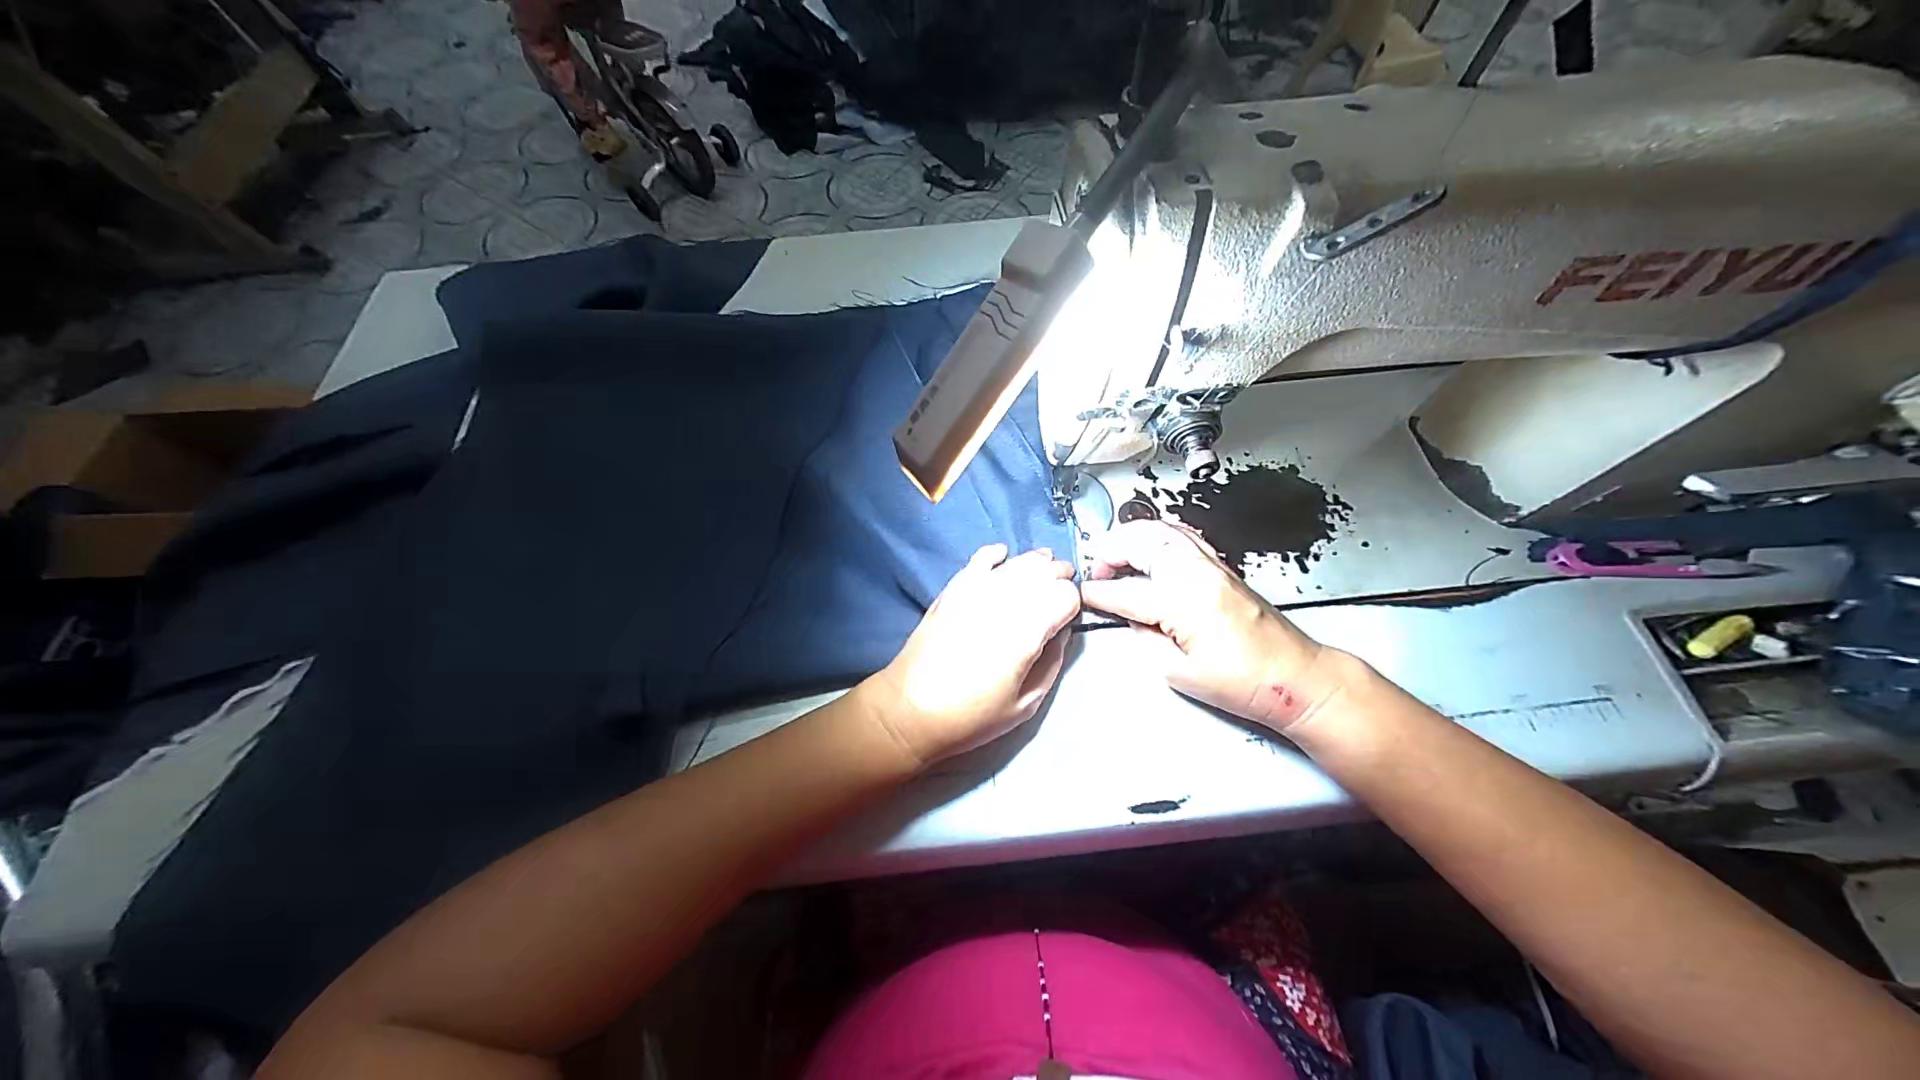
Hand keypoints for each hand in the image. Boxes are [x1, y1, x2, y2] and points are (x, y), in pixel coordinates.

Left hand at [860, 544, 1080, 767]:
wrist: (910, 709)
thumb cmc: (971, 715)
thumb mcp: (1026, 704)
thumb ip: (1052, 663)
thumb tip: (1060, 632)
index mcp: (1027, 631)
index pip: (1067, 595)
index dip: (1073, 604)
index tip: (1069, 617)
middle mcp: (1005, 601)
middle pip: (1046, 571)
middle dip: (1060, 579)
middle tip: (1059, 596)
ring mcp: (977, 589)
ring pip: (1019, 561)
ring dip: (1036, 564)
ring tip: (1043, 571)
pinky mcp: (954, 587)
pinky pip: (982, 557)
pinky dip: (998, 554)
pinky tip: (1004, 559)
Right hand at [1079, 519, 1346, 733]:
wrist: (1296, 677)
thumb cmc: (1247, 683)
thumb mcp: (1180, 673)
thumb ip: (1148, 640)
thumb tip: (1134, 621)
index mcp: (1182, 602)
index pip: (1125, 591)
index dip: (1097, 592)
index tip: (1082, 594)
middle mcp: (1197, 574)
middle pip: (1141, 541)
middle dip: (1110, 549)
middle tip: (1097, 568)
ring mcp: (1213, 566)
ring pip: (1163, 529)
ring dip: (1132, 536)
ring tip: (1117, 554)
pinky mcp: (1224, 568)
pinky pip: (1184, 534)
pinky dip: (1159, 534)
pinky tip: (1151, 547)